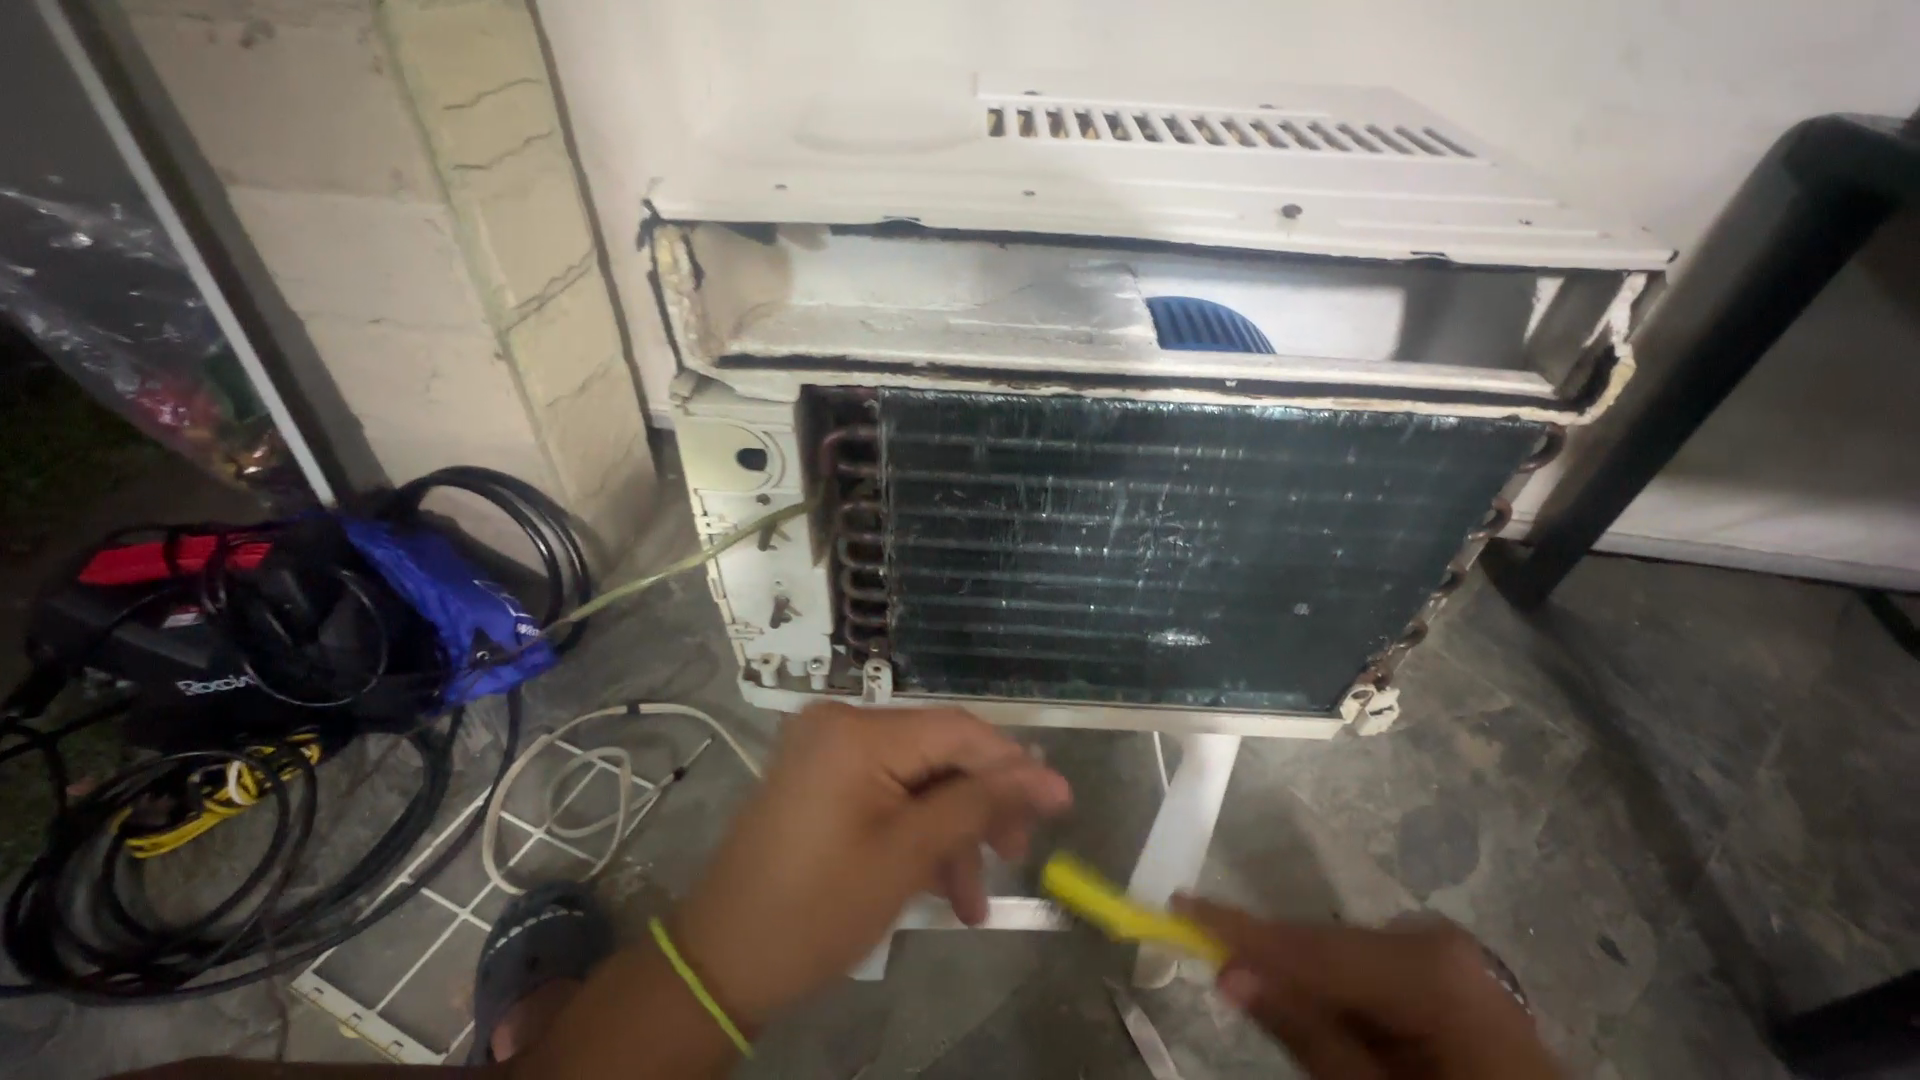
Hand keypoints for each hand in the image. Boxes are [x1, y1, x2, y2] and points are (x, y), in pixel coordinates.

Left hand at [671, 704, 1071, 1026]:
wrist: (723, 959)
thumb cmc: (817, 908)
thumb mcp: (908, 856)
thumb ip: (978, 805)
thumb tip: (1045, 775)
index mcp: (858, 731)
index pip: (959, 730)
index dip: (1014, 766)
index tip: (1061, 803)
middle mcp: (841, 724)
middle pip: (939, 755)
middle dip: (981, 810)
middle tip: (1016, 856)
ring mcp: (827, 752)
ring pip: (918, 782)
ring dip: (951, 836)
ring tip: (973, 901)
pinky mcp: (821, 780)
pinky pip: (888, 795)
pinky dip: (916, 836)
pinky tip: (941, 889)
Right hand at [1174, 898, 1560, 1079]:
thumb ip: (1306, 1033)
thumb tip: (1230, 971)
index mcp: (1426, 972)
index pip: (1307, 944)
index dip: (1236, 928)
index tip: (1176, 905)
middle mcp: (1435, 942)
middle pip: (1323, 945)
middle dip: (1270, 960)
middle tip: (1215, 971)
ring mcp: (1449, 955)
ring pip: (1342, 956)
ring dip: (1304, 980)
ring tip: (1278, 1011)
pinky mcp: (1451, 973)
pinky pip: (1370, 969)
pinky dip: (1339, 991)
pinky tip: (1334, 1025)